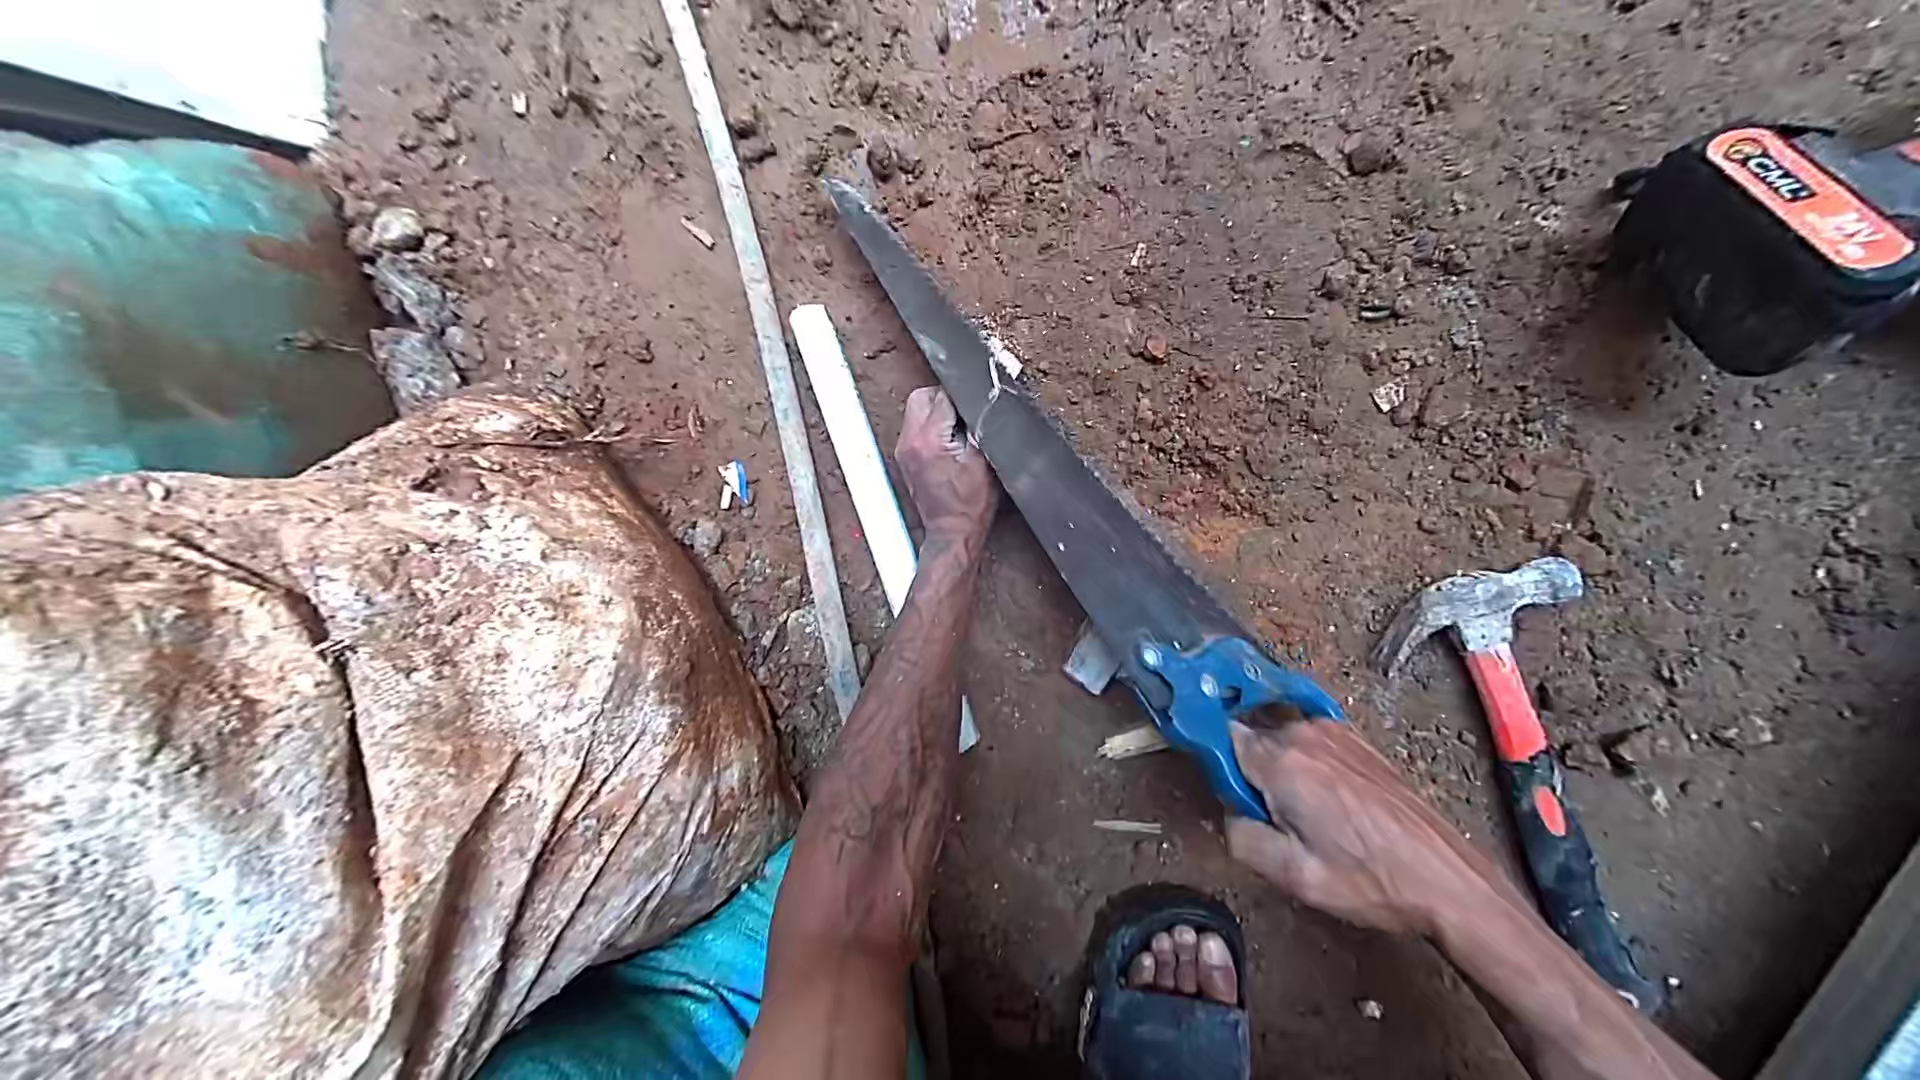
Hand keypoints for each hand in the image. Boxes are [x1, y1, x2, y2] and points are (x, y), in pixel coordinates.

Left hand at [894, 387, 996, 542]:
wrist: (952, 533)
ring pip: (916, 411)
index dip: (962, 397)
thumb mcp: (984, 460)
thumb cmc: (970, 505)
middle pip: (921, 397)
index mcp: (928, 440)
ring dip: (936, 413)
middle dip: (944, 399)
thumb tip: (977, 403)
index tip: (975, 405)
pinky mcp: (904, 460)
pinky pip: (915, 429)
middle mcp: (909, 442)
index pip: (941, 396)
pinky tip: (947, 443)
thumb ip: (978, 426)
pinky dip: (930, 428)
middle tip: (965, 415)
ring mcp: (903, 452)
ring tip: (957, 431)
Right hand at [1225, 721, 1520, 936]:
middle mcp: (1303, 734)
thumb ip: (1240, 836)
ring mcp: (1332, 731)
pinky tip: (1326, 798)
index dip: (1216, 762)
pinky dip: (1302, 757)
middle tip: (1271, 814)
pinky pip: (1306, 736)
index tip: (1228, 789)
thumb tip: (1229, 811)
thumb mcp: (1293, 875)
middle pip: (1248, 736)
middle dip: (1247, 769)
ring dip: (1277, 764)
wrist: (1448, 880)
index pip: (1219, 736)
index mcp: (1281, 762)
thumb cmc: (1373, 880)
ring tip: (1306, 811)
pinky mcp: (1354, 737)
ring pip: (1277, 736)